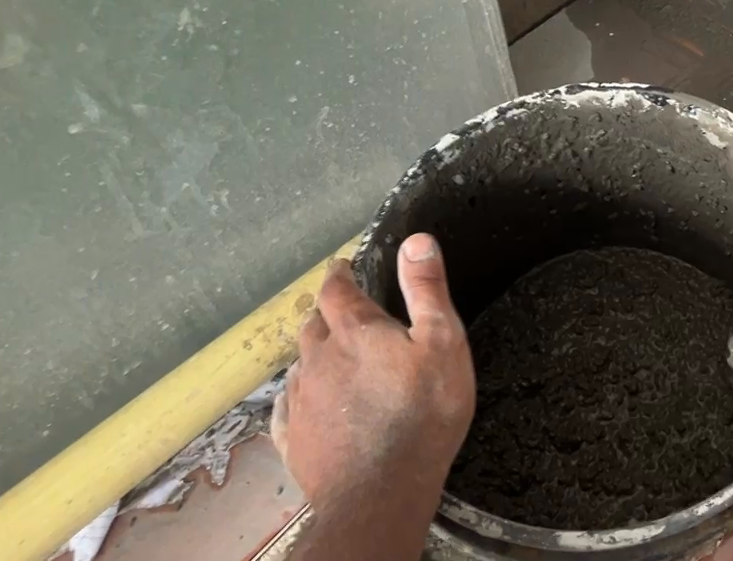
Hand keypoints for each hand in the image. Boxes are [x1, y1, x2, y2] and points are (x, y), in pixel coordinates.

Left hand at [272, 235, 474, 527]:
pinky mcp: (294, 438)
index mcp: (356, 331)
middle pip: (315, 325)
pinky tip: (310, 403)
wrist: (382, 492)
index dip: (339, 275)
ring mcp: (302, 400)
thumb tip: (416, 239)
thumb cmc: (424, 410)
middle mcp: (320, 359)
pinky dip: (300, 396)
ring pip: (302, 364)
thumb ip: (426, 289)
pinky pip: (290, 406)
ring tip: (336, 359)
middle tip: (347, 315)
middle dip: (329, 315)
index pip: (337, 290)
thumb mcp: (442, 341)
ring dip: (317, 354)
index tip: (342, 267)